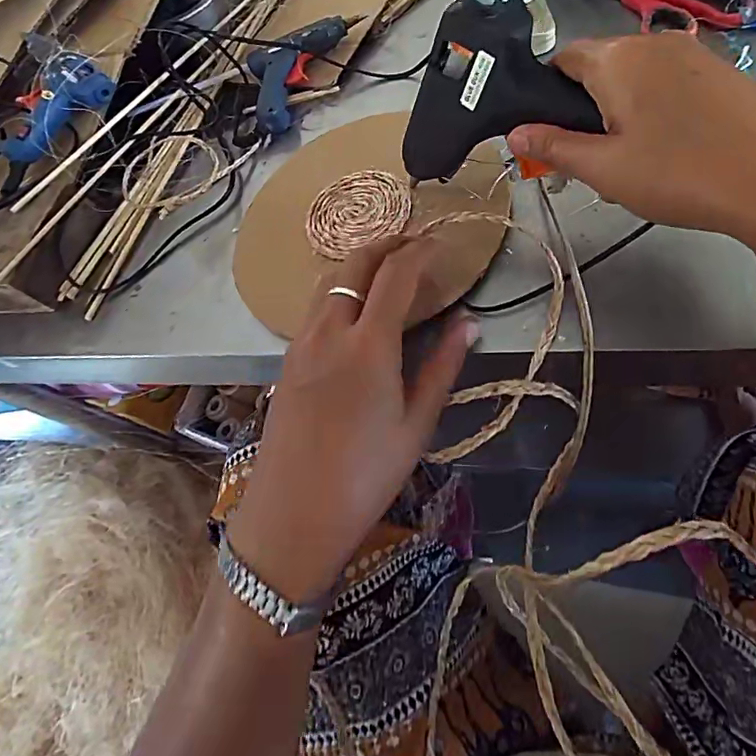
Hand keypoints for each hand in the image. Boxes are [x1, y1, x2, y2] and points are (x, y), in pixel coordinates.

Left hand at [225, 239, 476, 601]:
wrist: (293, 513)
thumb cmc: (366, 475)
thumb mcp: (416, 424)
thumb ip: (442, 366)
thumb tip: (468, 323)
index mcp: (368, 344)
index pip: (395, 274)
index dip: (420, 250)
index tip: (440, 243)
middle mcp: (329, 330)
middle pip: (354, 263)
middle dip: (386, 244)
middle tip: (413, 242)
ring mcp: (301, 343)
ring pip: (328, 281)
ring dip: (358, 263)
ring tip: (386, 267)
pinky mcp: (287, 360)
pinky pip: (314, 306)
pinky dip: (339, 289)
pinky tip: (355, 307)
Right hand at [508, 33, 755, 258]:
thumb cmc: (681, 172)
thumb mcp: (604, 169)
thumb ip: (554, 147)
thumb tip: (514, 133)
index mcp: (616, 59)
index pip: (561, 58)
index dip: (546, 94)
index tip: (550, 135)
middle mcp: (653, 44)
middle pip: (599, 68)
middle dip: (585, 108)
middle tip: (592, 159)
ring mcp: (695, 55)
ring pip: (636, 79)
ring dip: (621, 112)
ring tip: (635, 162)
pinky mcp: (725, 73)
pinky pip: (670, 85)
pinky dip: (656, 112)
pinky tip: (675, 152)